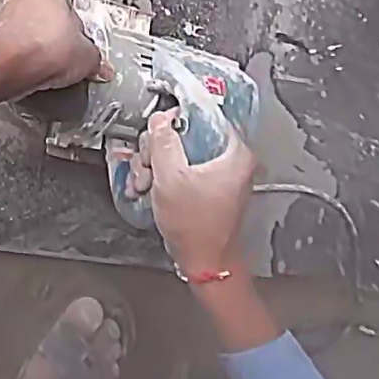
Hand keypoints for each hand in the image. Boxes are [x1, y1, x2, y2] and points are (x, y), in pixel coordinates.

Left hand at [0, 0, 109, 104]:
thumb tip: (100, 67)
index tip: (77, 50)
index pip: (70, 11)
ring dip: (34, 46)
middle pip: (46, 19)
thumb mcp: (87, 57)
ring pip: (27, 31)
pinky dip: (18, 55)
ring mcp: (4, 12)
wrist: (11, 66)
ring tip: (44, 66)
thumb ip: (96, 60)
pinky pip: (11, 44)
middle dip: (53, 37)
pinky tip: (27, 68)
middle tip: (62, 58)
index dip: (76, 34)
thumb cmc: (47, 50)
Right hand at [139, 108, 256, 276]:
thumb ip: (163, 142)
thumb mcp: (171, 177)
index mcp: (233, 153)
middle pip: (183, 135)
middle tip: (147, 168)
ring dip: (152, 167)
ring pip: (175, 153)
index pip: (202, 117)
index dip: (175, 120)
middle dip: (156, 152)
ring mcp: (215, 174)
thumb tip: (160, 118)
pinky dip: (159, 178)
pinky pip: (176, 169)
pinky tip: (145, 190)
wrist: (203, 262)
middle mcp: (228, 159)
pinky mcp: (202, 186)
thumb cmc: (194, 223)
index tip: (156, 133)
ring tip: (144, 185)